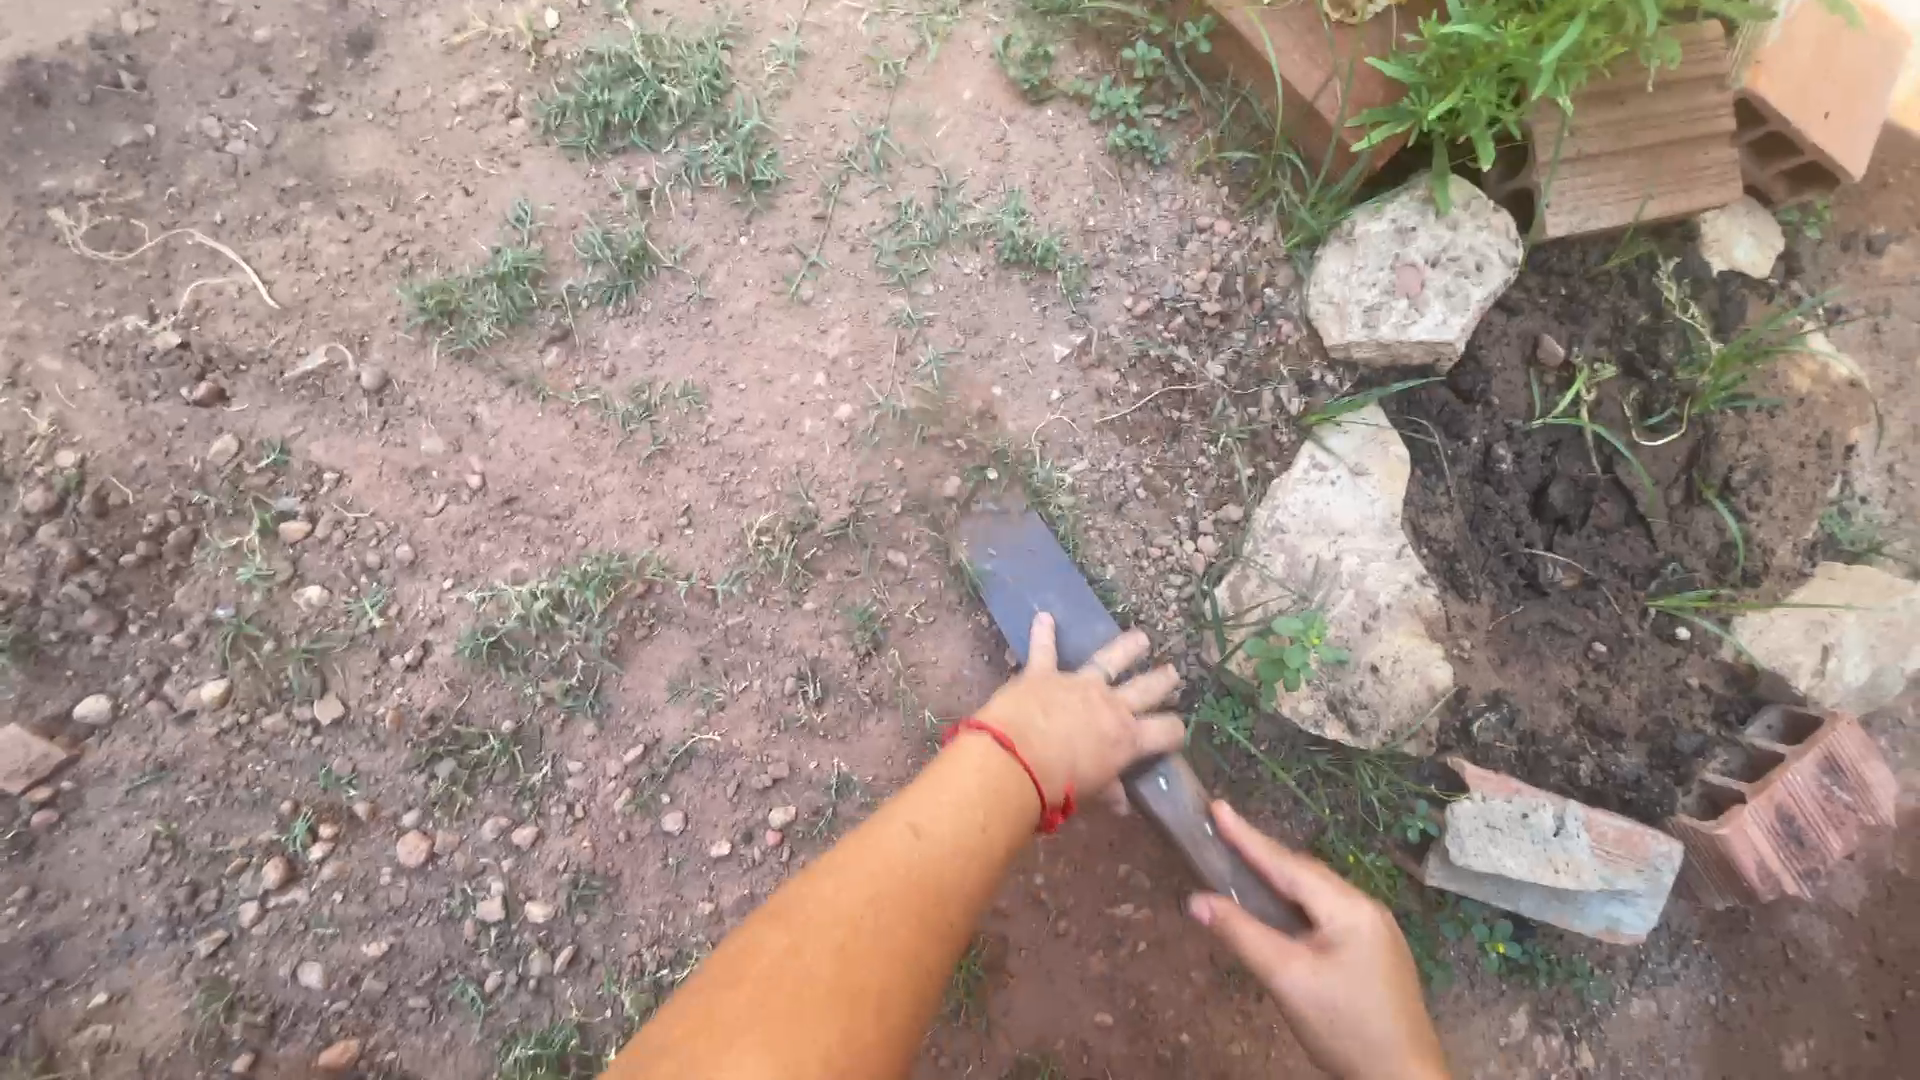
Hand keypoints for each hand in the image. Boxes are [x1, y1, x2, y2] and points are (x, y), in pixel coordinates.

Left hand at [969, 612, 1185, 806]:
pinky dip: (1043, 632)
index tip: (1177, 730)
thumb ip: (1107, 791)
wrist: (1017, 760)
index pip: (1165, 732)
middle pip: (1146, 689)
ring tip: (1141, 638)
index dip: (1174, 731)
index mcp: (1126, 738)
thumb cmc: (1057, 786)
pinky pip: (1044, 649)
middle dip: (1162, 681)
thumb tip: (1121, 803)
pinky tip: (1044, 616)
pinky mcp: (1044, 674)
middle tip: (1173, 673)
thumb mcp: (1089, 794)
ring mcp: (1078, 684)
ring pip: (1108, 660)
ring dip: (1126, 648)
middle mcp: (1110, 705)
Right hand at [1187, 802, 1449, 1079]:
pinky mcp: (1374, 951)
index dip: (1247, 836)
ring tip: (1242, 862)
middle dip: (1261, 853)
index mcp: (1348, 908)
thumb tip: (1195, 900)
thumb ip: (1240, 934)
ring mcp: (1374, 930)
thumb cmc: (1345, 1027)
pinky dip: (1294, 901)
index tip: (1216, 807)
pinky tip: (1278, 907)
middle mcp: (1365, 908)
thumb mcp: (1286, 979)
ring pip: (1314, 892)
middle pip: (1302, 873)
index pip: (1286, 864)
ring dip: (1278, 878)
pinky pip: (1325, 911)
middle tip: (1222, 831)